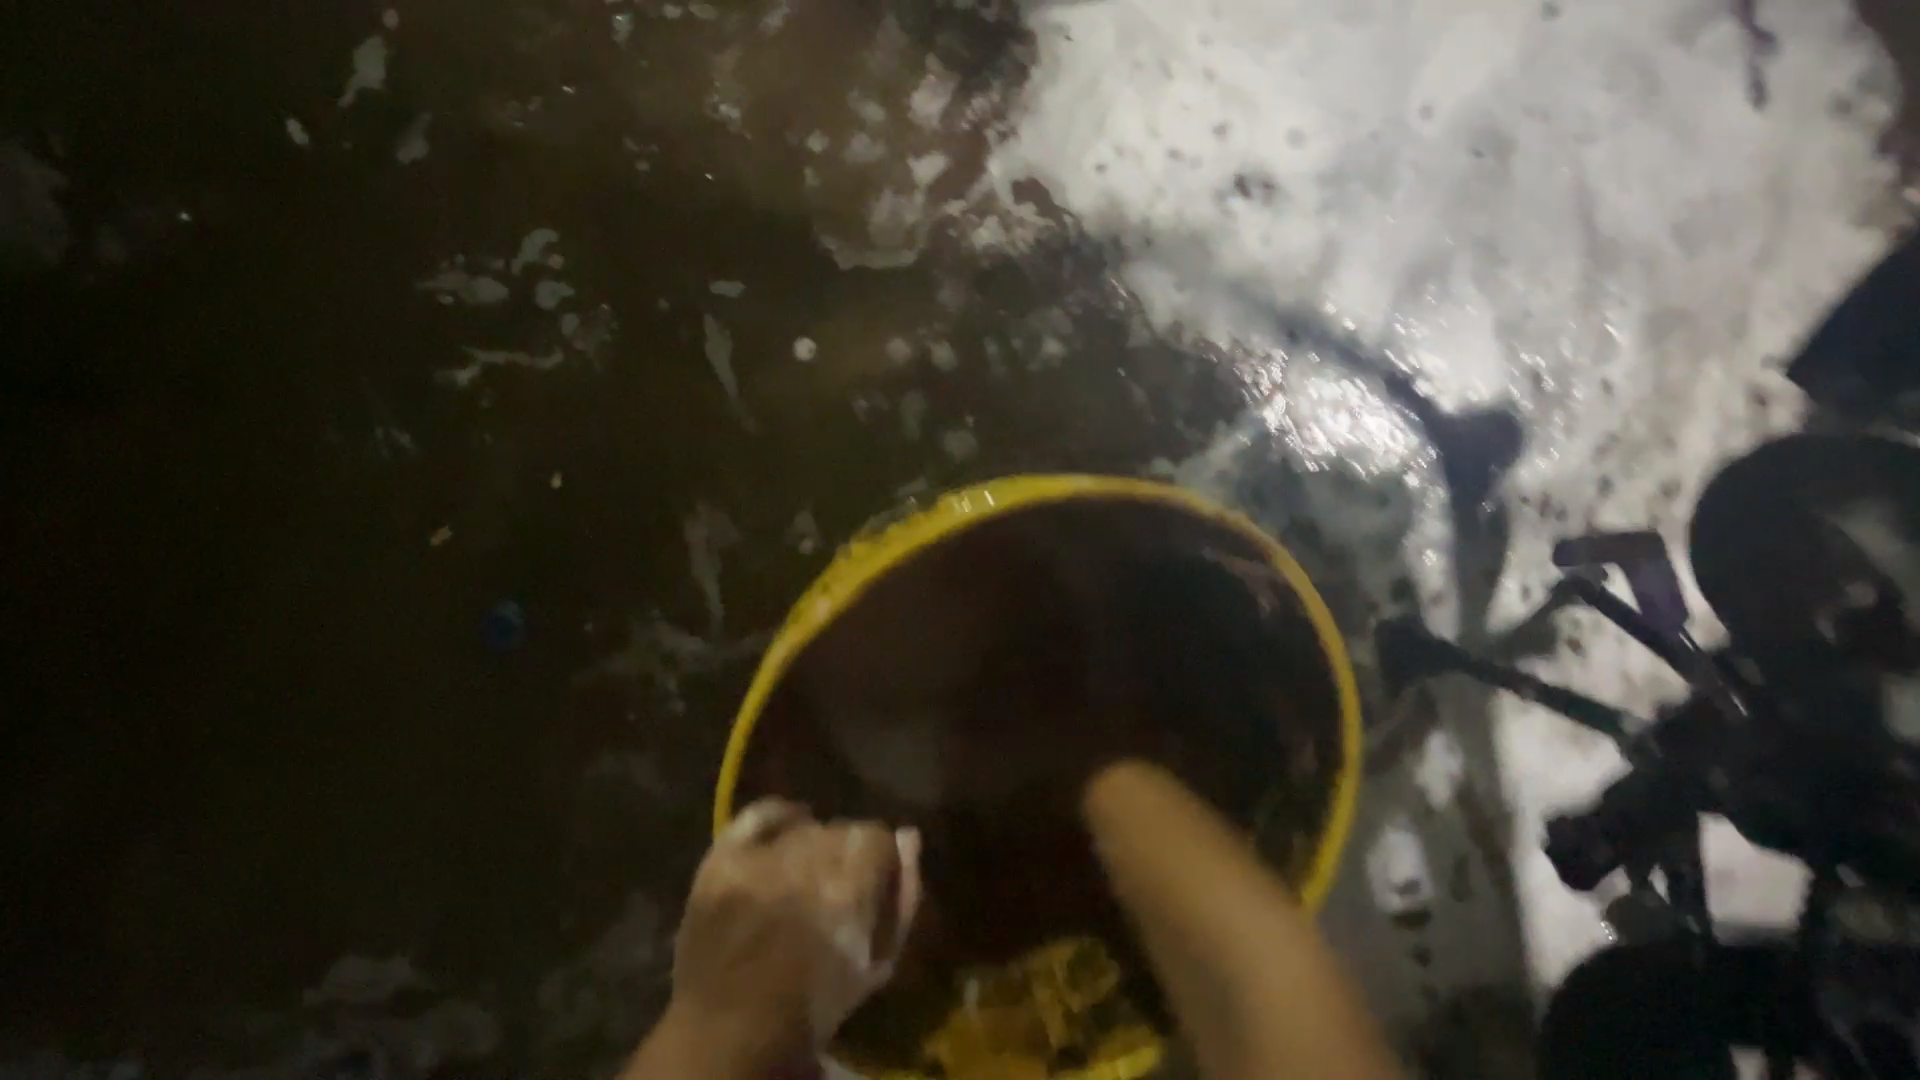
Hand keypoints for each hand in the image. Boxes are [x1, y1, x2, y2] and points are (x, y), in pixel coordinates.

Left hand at [662, 799, 922, 1073]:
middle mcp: (812, 849)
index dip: (877, 865)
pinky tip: (783, 837)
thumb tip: (909, 837)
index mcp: (854, 875)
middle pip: (840, 831)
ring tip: (800, 885)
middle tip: (832, 898)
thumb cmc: (816, 1003)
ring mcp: (764, 850)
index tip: (870, 892)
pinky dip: (776, 819)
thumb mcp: (880, 960)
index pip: (878, 836)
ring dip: (809, 850)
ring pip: (804, 828)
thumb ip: (904, 894)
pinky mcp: (725, 855)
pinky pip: (758, 815)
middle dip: (843, 859)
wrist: (733, 1029)